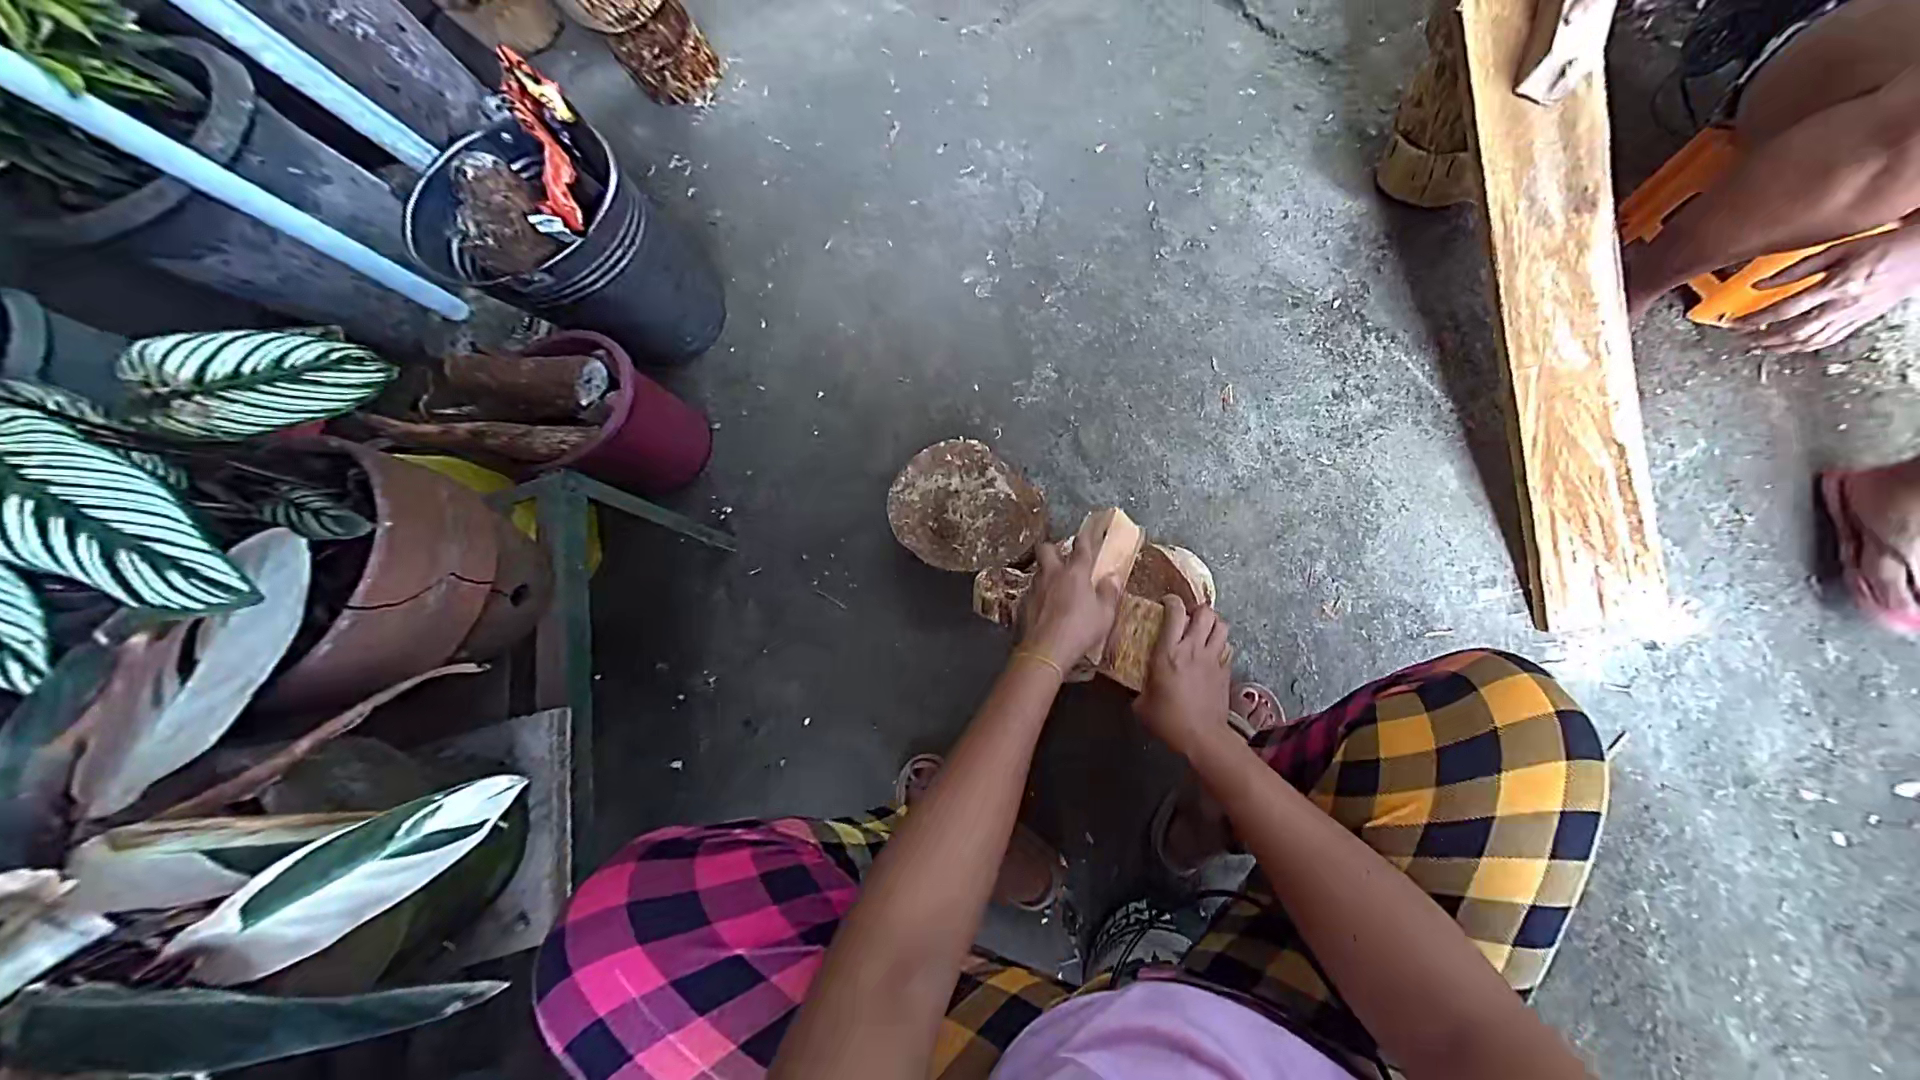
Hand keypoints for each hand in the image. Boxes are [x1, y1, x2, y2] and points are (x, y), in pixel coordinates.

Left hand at [1016, 540, 1121, 667]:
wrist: (1045, 650)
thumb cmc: (1080, 630)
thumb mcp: (1104, 614)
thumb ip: (1109, 593)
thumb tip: (1112, 577)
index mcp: (1075, 573)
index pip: (1081, 548)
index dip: (1085, 537)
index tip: (1087, 532)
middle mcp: (1051, 574)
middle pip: (1046, 548)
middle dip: (1053, 549)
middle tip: (1061, 559)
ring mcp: (1034, 588)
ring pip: (1037, 571)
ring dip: (1046, 575)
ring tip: (1054, 588)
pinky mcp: (1021, 603)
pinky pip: (1030, 593)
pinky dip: (1038, 597)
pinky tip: (1043, 609)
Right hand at [1132, 596, 1230, 756]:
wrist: (1202, 738)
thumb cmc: (1168, 721)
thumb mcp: (1142, 704)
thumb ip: (1139, 688)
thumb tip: (1136, 686)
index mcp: (1168, 653)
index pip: (1175, 612)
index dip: (1171, 601)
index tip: (1165, 603)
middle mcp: (1193, 650)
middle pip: (1205, 612)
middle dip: (1197, 609)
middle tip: (1187, 617)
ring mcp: (1213, 659)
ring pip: (1221, 626)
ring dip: (1212, 623)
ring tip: (1202, 630)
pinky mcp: (1225, 672)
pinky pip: (1226, 648)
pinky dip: (1220, 645)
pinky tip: (1210, 654)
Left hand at [1736, 225, 1919, 351]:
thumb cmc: (1887, 245)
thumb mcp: (1838, 250)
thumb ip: (1796, 269)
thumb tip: (1758, 285)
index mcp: (1838, 286)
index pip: (1784, 310)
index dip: (1754, 320)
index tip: (1734, 323)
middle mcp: (1847, 304)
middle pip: (1795, 331)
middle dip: (1763, 338)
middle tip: (1741, 340)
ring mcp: (1857, 314)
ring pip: (1812, 340)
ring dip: (1780, 347)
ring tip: (1759, 347)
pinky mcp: (1865, 319)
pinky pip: (1830, 339)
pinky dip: (1805, 346)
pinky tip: (1790, 346)